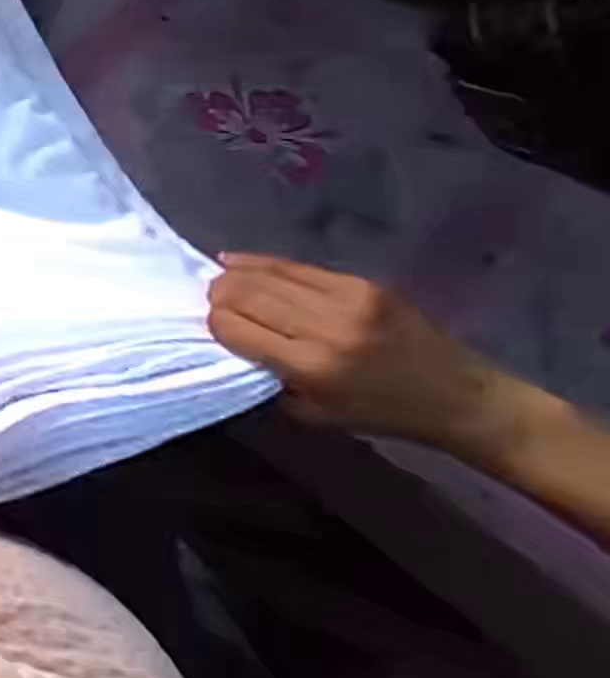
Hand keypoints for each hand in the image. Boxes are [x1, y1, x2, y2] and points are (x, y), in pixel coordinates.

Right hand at [208, 253, 516, 452]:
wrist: (463, 398)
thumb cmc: (377, 413)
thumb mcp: (308, 410)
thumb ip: (259, 373)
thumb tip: (219, 336)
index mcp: (310, 366)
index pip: (229, 326)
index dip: (213, 324)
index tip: (216, 330)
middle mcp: (326, 328)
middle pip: (239, 292)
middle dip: (216, 295)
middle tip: (214, 303)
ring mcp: (347, 300)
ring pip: (259, 273)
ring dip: (233, 278)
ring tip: (226, 285)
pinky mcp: (361, 283)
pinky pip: (290, 264)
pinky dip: (257, 264)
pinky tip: (239, 264)